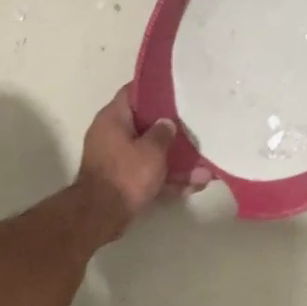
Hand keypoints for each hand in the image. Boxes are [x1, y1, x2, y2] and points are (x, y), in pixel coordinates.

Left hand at [75, 85, 208, 220]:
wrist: (102, 215)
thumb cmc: (126, 175)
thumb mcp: (151, 151)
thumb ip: (163, 133)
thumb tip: (167, 123)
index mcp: (113, 118)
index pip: (132, 93)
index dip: (154, 90)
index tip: (175, 91)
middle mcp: (111, 135)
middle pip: (144, 126)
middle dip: (170, 131)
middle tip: (194, 128)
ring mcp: (116, 159)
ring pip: (150, 154)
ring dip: (175, 162)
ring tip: (204, 168)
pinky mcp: (122, 181)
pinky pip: (148, 174)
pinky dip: (167, 179)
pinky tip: (194, 186)